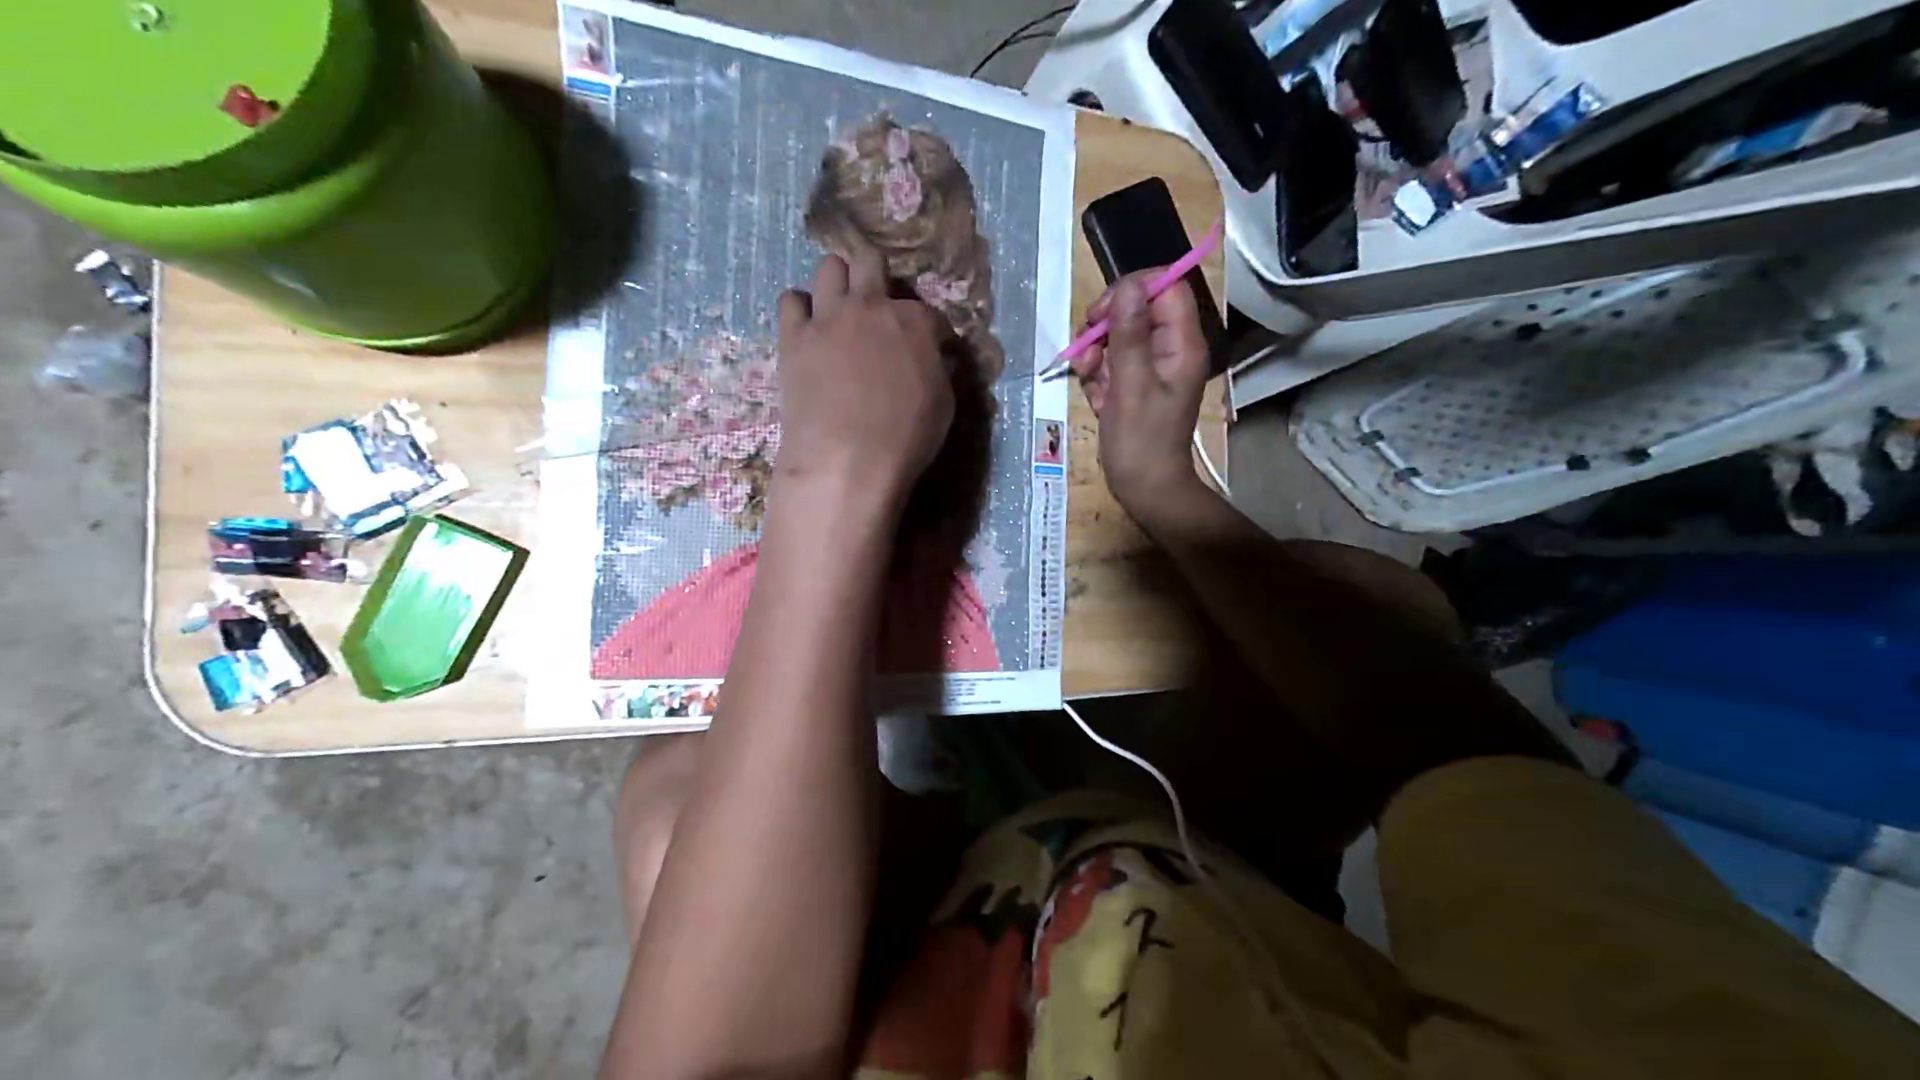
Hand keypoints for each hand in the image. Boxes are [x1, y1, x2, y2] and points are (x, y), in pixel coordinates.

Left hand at [775, 244, 955, 514]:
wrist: (846, 459)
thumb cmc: (906, 438)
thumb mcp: (944, 405)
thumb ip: (939, 370)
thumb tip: (935, 358)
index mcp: (914, 322)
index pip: (927, 311)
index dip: (930, 330)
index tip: (930, 348)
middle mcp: (871, 306)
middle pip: (871, 263)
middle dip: (877, 277)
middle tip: (877, 306)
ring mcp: (828, 317)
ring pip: (829, 268)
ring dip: (837, 282)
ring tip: (839, 308)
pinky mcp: (793, 337)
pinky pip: (790, 300)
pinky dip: (800, 309)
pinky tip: (807, 329)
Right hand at [1071, 271, 1210, 529]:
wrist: (1145, 489)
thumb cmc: (1141, 442)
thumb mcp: (1130, 387)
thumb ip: (1129, 336)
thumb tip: (1129, 287)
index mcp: (1182, 344)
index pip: (1166, 287)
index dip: (1132, 289)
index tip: (1102, 313)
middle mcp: (1170, 349)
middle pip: (1137, 308)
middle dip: (1105, 326)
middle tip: (1086, 351)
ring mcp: (1152, 367)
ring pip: (1119, 335)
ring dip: (1095, 354)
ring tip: (1088, 380)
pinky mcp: (1135, 383)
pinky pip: (1111, 362)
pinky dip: (1097, 376)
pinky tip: (1095, 398)